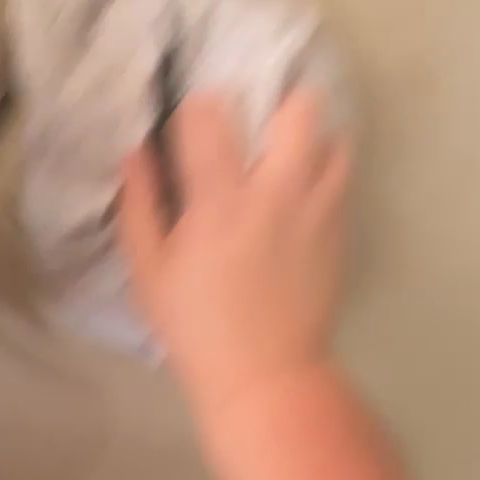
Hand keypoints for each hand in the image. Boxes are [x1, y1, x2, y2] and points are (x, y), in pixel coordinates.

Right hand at [116, 90, 350, 416]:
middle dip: (273, 107)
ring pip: (335, 136)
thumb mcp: (149, 273)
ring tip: (284, 164)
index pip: (211, 113)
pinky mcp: (343, 231)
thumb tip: (136, 153)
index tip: (188, 137)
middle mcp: (280, 192)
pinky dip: (322, 174)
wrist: (263, 374)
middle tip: (253, 136)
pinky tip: (297, 201)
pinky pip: (342, 178)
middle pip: (299, 105)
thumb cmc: (195, 327)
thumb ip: (139, 206)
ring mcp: (320, 209)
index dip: (194, 114)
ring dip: (308, 140)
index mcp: (221, 201)